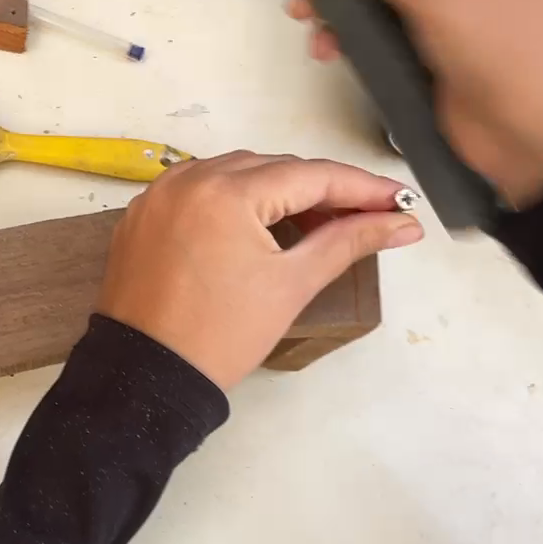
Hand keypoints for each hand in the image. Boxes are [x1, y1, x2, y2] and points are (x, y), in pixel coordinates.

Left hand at [96, 152, 420, 389]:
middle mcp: (186, 180)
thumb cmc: (220, 336)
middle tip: (360, 217)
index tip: (398, 199)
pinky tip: (255, 225)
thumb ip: (348, 241)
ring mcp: (157, 196)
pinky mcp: (141, 216)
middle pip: (270, 168)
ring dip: (273, 191)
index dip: (360, 186)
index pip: (309, 175)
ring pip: (231, 174)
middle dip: (318, 189)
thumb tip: (402, 223)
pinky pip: (195, 191)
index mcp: (225, 193)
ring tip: (312, 223)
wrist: (146, 375)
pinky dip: (230, 200)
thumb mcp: (291, 285)